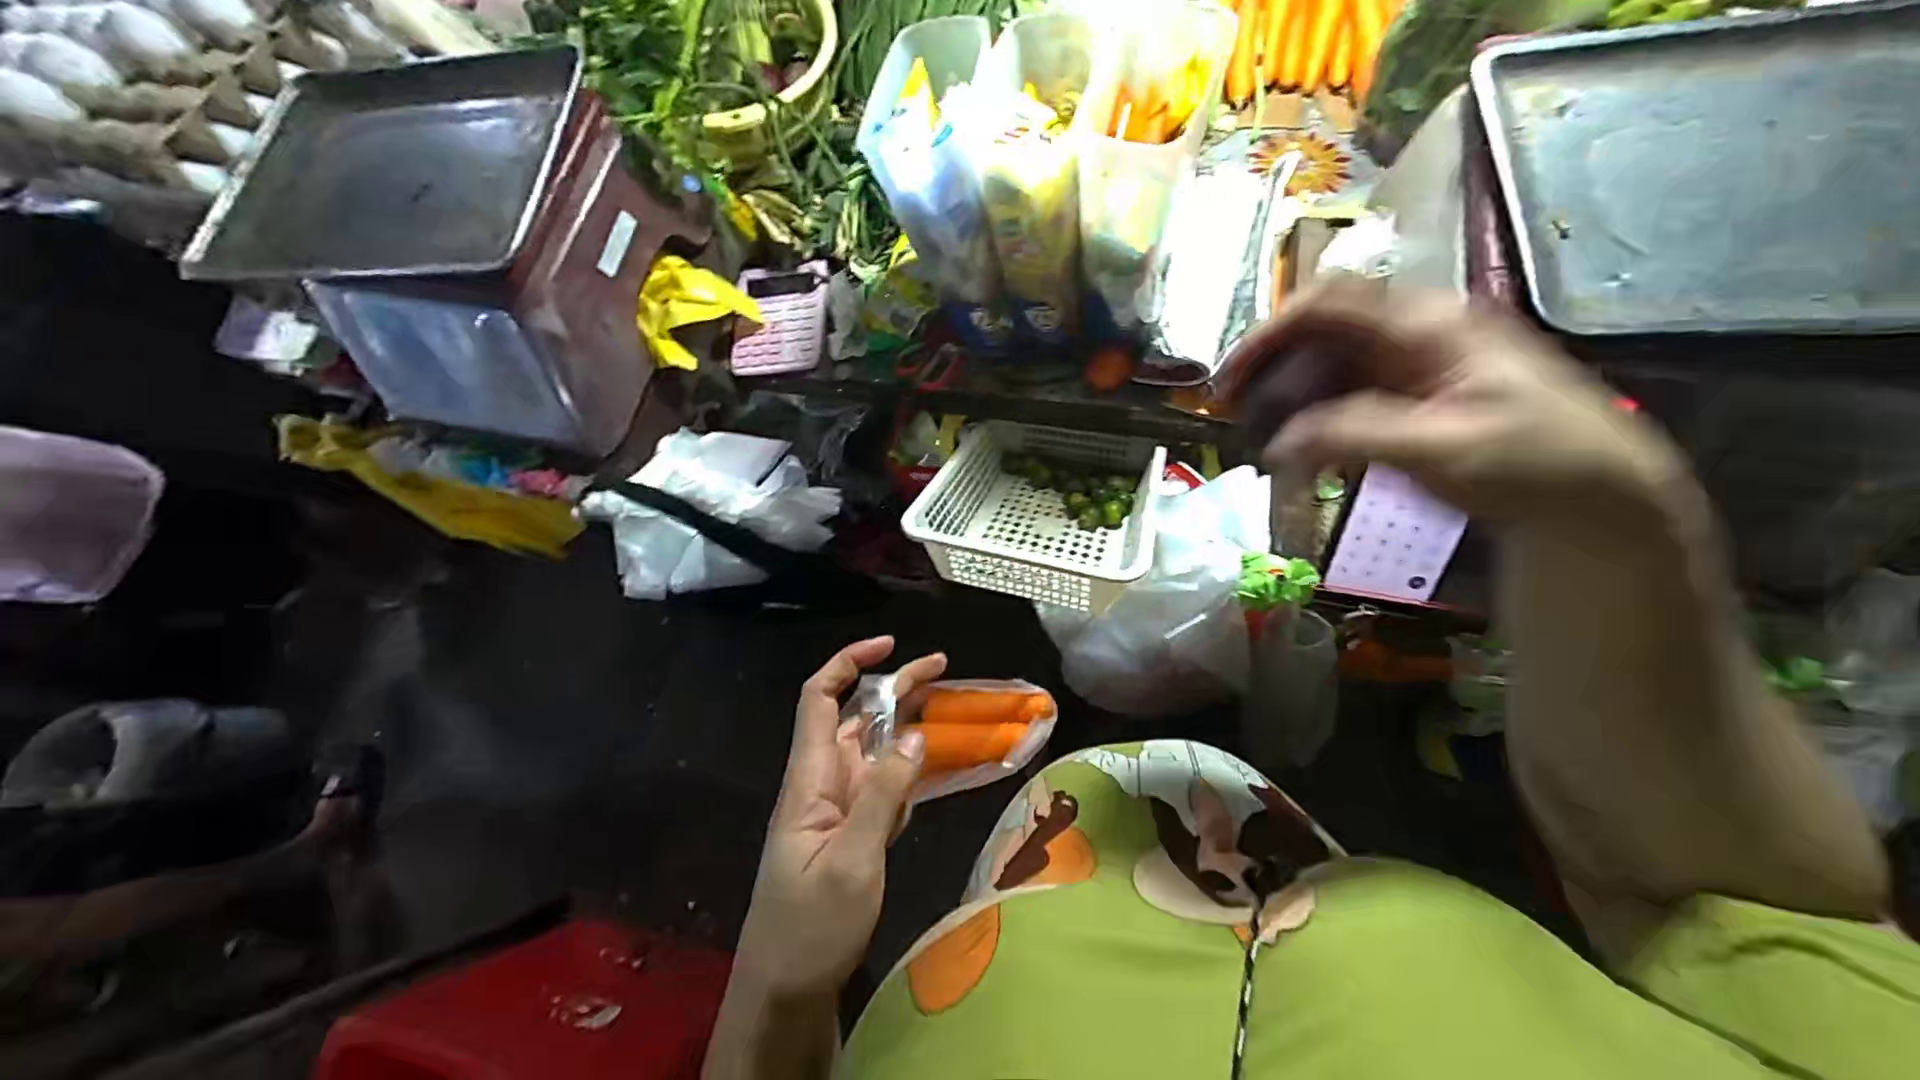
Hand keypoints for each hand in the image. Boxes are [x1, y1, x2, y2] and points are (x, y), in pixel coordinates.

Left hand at [733, 636, 945, 996]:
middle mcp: (823, 782)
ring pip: (874, 751)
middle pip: (856, 717)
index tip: (889, 646)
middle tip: (943, 669)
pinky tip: (936, 763)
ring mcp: (839, 808)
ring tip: (950, 709)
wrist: (786, 990)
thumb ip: (883, 795)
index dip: (848, 663)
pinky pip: (883, 787)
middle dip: (895, 688)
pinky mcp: (854, 832)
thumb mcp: (853, 860)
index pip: (818, 700)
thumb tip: (914, 733)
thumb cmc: (810, 927)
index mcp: (810, 778)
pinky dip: (909, 770)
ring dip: (908, 727)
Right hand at [1224, 283, 1693, 531]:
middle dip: (1269, 365)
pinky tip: (1297, 447)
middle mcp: (1412, 333)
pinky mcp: (1408, 395)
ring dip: (1285, 393)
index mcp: (1427, 326)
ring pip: (1325, 362)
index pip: (1329, 303)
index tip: (1232, 380)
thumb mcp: (1443, 448)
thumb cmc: (1533, 462)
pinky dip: (1310, 416)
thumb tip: (1278, 444)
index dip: (1270, 333)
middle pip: (1319, 329)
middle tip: (1233, 411)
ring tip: (1259, 434)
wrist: (1593, 495)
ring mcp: (1410, 364)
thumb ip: (1355, 435)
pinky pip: (1342, 393)